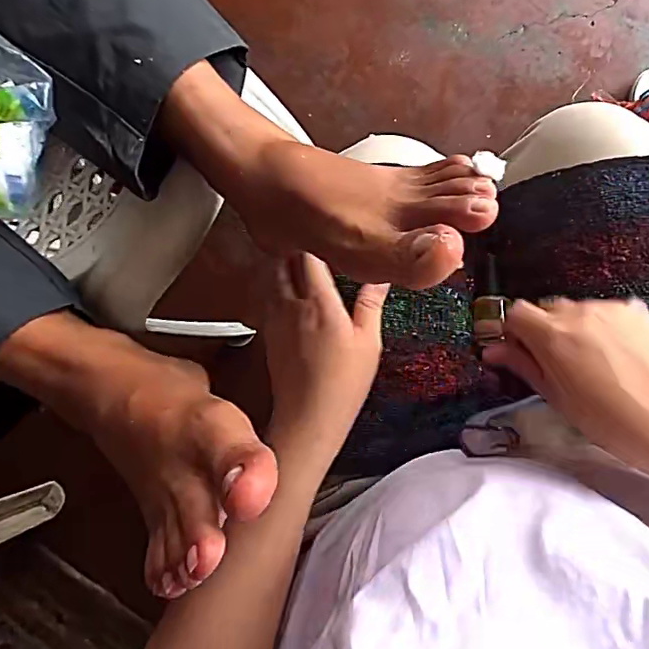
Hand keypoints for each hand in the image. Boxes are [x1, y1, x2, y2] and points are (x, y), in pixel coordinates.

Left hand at [259, 253, 387, 432]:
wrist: (307, 418)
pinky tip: (294, 292)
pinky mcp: (268, 332)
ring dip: (286, 264)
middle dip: (299, 247)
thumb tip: (381, 277)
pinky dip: (280, 286)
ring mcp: (275, 318)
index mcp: (319, 303)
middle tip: (317, 242)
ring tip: (304, 261)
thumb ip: (371, 304)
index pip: (310, 254)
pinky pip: (270, 296)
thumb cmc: (342, 386)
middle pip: (286, 259)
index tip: (331, 230)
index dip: (318, 237)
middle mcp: (292, 305)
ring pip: (274, 275)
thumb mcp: (369, 342)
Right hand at [481, 298, 648, 477]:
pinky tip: (611, 358)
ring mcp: (610, 310)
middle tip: (553, 364)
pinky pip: (605, 313)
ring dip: (573, 330)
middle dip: (543, 331)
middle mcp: (580, 313)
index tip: (516, 348)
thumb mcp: (557, 398)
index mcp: (553, 334)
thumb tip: (497, 352)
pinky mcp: (636, 313)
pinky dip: (601, 329)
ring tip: (588, 366)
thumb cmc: (618, 423)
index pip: (515, 312)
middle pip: (545, 309)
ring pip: (576, 310)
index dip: (513, 331)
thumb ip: (523, 366)